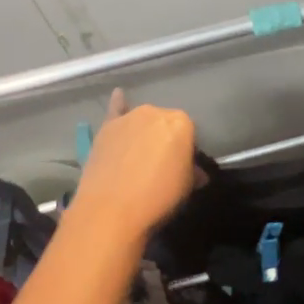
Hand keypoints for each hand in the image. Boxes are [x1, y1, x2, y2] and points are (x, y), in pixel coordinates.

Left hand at [71, 90, 196, 237]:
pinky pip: (116, 110)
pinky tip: (118, 95)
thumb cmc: (158, 197)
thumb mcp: (186, 187)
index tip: (182, 168)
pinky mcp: (106, 127)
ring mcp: (128, 117)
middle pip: (166, 124)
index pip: (190, 133)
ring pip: (143, 121)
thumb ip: (193, 173)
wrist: (111, 208)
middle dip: (166, 140)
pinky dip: (118, 104)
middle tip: (162, 165)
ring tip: (140, 155)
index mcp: (182, 123)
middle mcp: (155, 112)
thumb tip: (197, 173)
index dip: (187, 151)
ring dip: (145, 132)